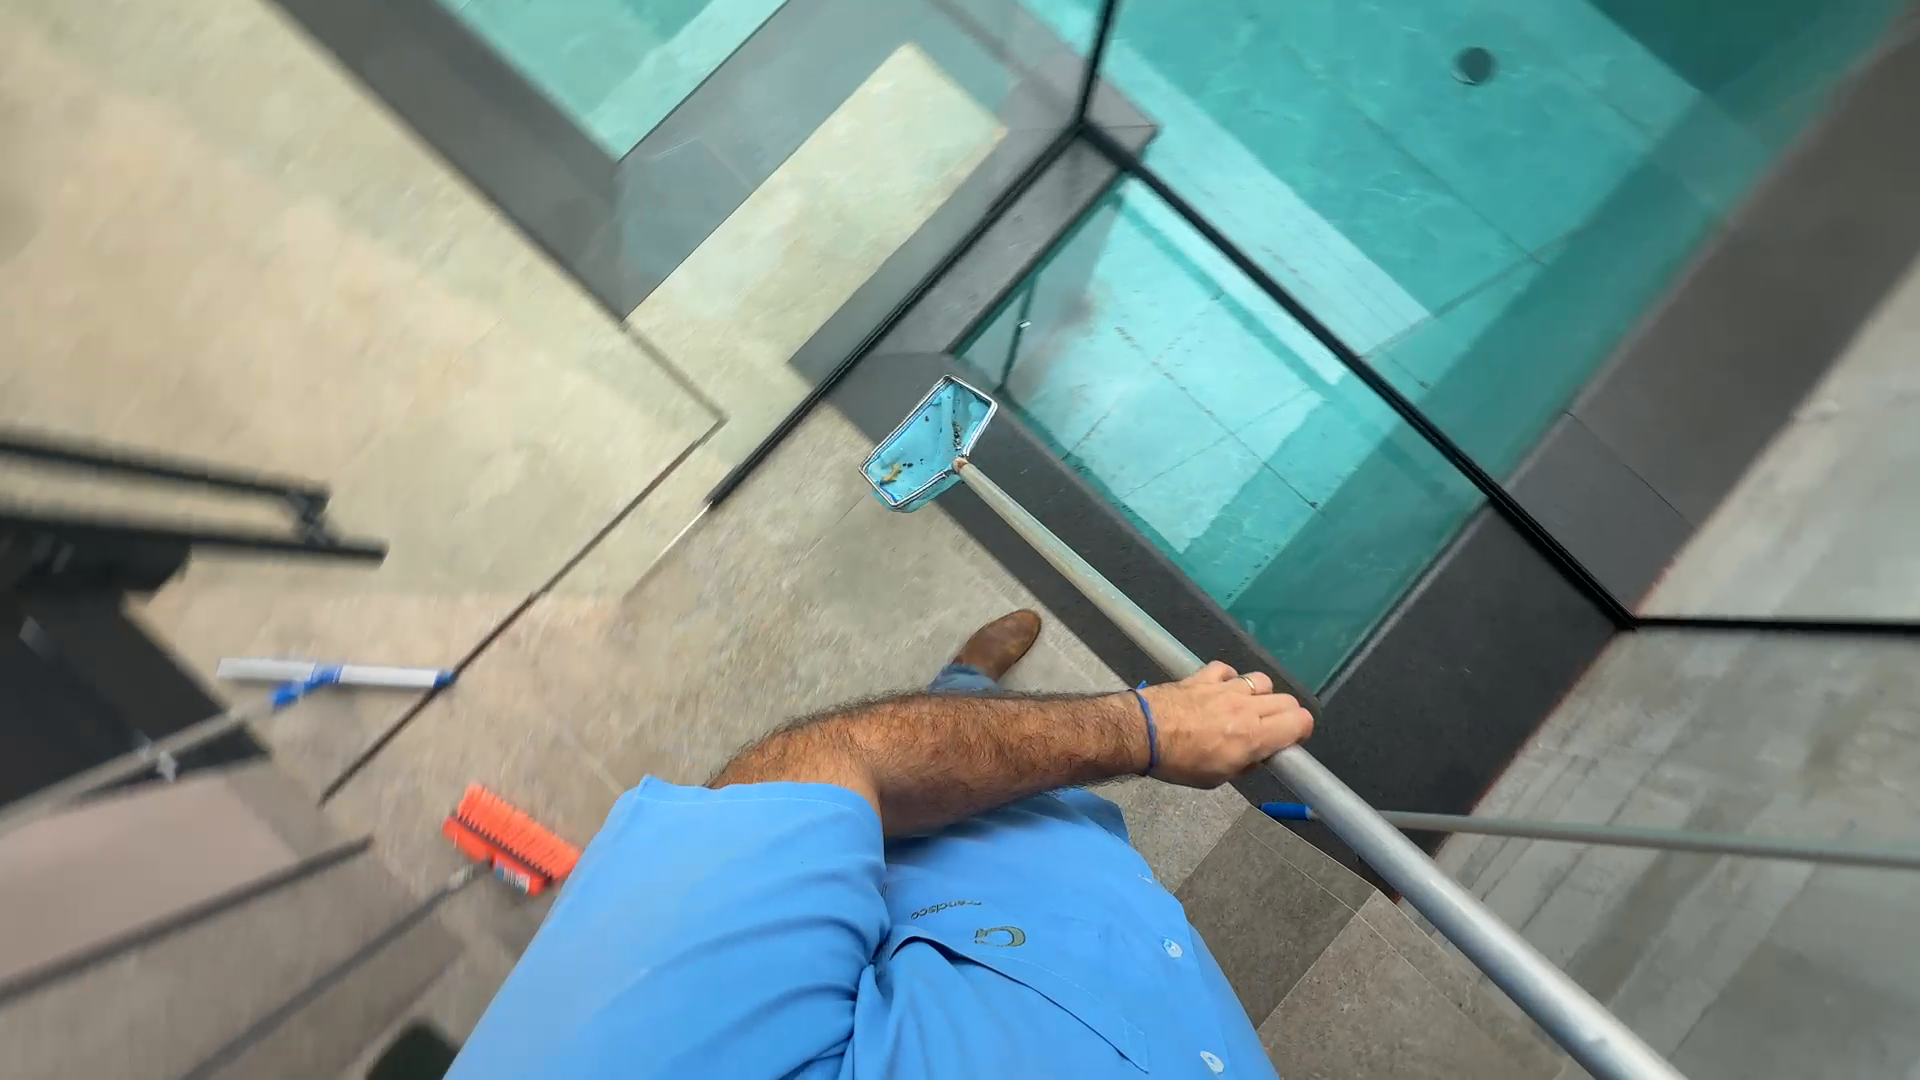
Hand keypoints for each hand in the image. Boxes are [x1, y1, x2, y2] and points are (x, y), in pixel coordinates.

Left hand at [1136, 661, 1313, 787]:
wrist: (1142, 733)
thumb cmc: (1177, 763)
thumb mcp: (1217, 778)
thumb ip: (1244, 764)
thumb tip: (1256, 754)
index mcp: (1254, 736)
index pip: (1300, 721)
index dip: (1300, 730)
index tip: (1290, 739)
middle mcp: (1246, 707)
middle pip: (1286, 699)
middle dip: (1284, 714)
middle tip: (1268, 727)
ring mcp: (1224, 687)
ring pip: (1260, 679)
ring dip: (1259, 693)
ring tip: (1244, 706)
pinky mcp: (1203, 676)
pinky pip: (1227, 669)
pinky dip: (1228, 678)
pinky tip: (1218, 689)